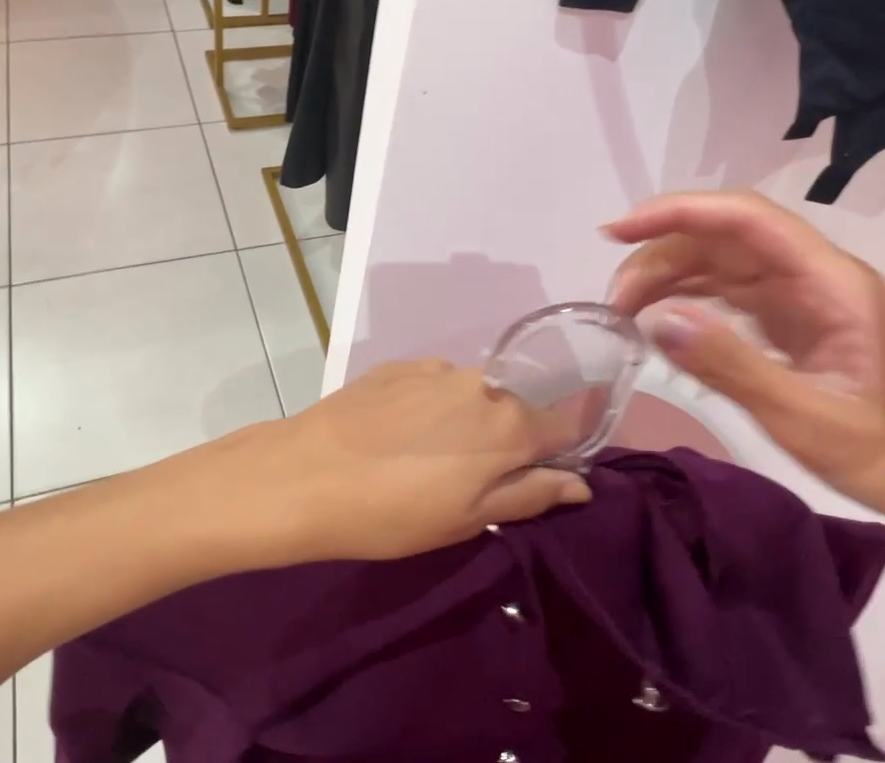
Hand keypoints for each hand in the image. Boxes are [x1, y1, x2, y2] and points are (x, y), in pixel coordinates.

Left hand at [221, 360, 592, 564]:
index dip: (555, 456)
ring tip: (425, 457)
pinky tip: (397, 435)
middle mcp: (481, 383)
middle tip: (468, 479)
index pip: (564, 428)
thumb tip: (580, 482)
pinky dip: (430, 406)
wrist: (304, 476)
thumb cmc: (393, 513)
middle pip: (516, 408)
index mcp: (509, 424)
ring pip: (473, 394)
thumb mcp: (469, 520)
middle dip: (507, 440)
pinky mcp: (398, 364)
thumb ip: (531, 494)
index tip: (530, 480)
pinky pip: (434, 384)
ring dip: (466, 420)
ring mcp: (436, 368)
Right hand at [603, 191, 884, 556]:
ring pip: (723, 262)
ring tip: (624, 310)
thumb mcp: (807, 420)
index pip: (749, 220)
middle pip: (727, 238)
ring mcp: (807, 298)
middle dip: (662, 254)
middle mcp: (818, 277)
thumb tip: (657, 320)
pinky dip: (689, 297)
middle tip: (615, 302)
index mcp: (834, 285)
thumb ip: (733, 367)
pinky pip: (732, 292)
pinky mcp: (797, 321)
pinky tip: (659, 317)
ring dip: (670, 275)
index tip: (620, 231)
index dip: (681, 212)